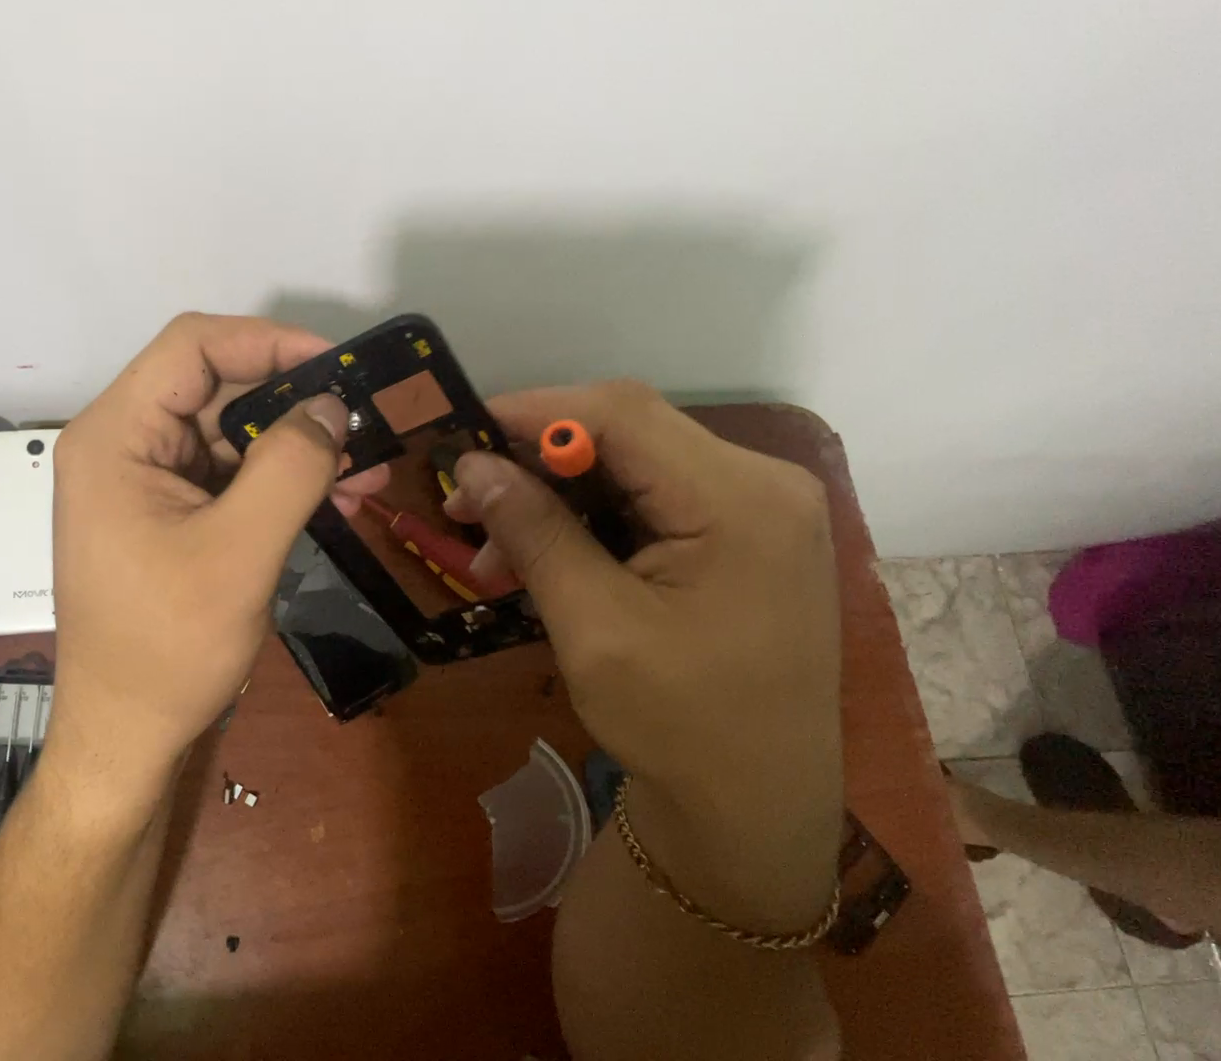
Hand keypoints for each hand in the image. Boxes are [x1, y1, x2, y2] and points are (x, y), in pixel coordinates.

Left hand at [47, 314, 387, 780]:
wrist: (128, 734)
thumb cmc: (168, 648)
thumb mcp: (238, 552)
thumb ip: (288, 467)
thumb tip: (331, 405)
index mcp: (116, 437)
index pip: (192, 348)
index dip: (268, 342)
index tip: (338, 366)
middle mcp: (124, 447)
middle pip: (217, 391)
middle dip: (295, 406)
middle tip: (367, 426)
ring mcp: (146, 484)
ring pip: (232, 438)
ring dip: (298, 450)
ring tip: (369, 471)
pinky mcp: (170, 518)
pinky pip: (231, 481)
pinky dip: (281, 485)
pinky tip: (339, 498)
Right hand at [445, 382, 842, 922]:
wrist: (755, 808)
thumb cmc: (679, 725)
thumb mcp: (593, 626)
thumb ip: (535, 532)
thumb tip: (472, 465)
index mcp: (740, 499)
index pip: (620, 413)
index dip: (531, 412)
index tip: (458, 437)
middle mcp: (762, 484)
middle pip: (627, 435)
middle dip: (535, 464)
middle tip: (463, 507)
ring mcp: (758, 512)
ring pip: (631, 469)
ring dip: (555, 501)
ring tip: (493, 557)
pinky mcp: (743, 539)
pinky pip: (651, 504)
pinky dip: (589, 524)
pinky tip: (544, 563)